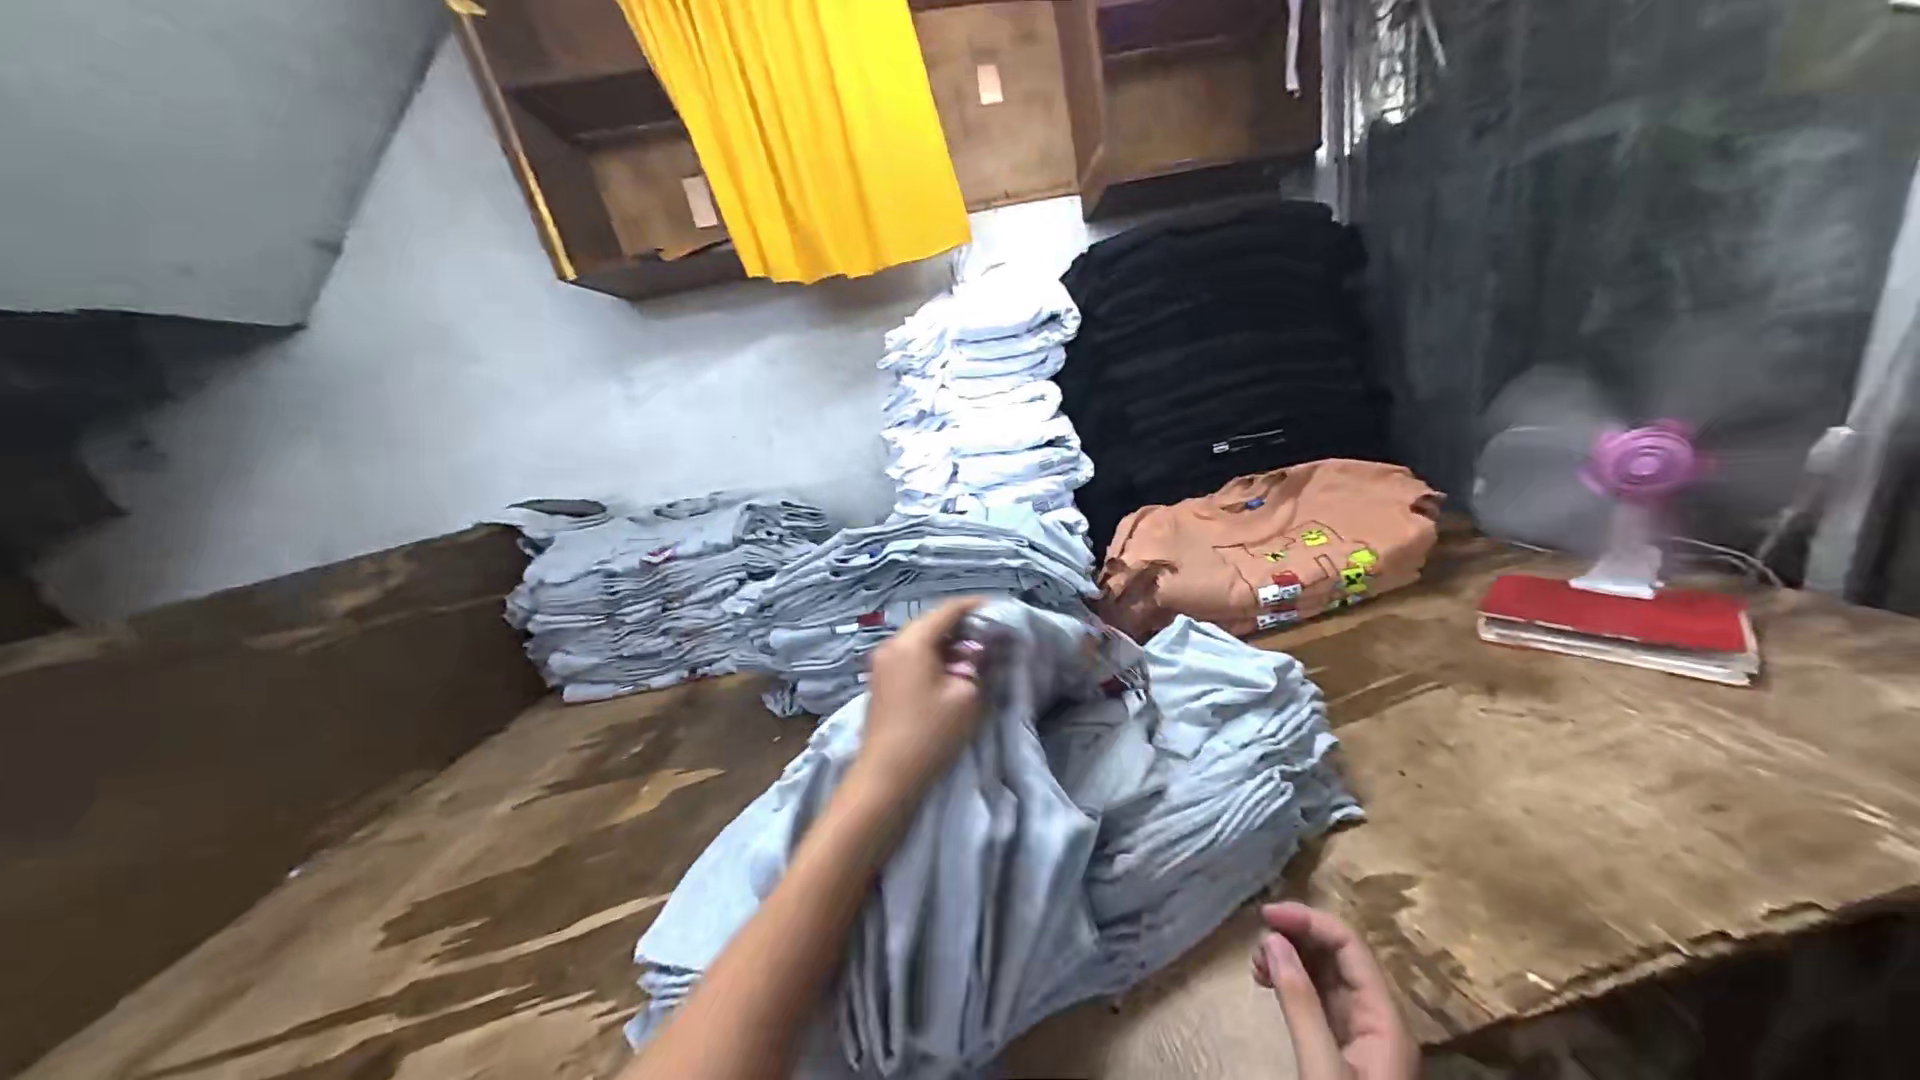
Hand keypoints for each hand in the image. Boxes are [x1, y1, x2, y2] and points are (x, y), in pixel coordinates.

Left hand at [854, 597, 987, 799]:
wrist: (886, 776)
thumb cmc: (931, 733)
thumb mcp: (967, 696)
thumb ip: (980, 664)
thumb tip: (985, 648)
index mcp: (912, 641)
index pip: (948, 610)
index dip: (976, 606)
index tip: (999, 609)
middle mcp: (892, 644)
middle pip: (931, 622)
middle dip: (962, 626)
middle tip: (991, 635)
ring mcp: (882, 663)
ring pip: (920, 640)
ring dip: (947, 643)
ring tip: (975, 654)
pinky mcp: (880, 681)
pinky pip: (910, 656)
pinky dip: (932, 656)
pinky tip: (950, 671)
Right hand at [1252, 902, 1419, 1079]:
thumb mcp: (1322, 1070)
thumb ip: (1299, 1003)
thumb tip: (1273, 939)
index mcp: (1385, 1019)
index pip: (1349, 945)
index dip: (1308, 920)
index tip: (1265, 916)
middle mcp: (1377, 1017)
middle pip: (1339, 954)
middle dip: (1296, 937)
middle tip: (1256, 944)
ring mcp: (1361, 1031)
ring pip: (1325, 971)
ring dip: (1289, 955)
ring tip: (1256, 965)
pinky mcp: (1343, 1044)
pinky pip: (1317, 994)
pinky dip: (1290, 978)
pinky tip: (1267, 981)